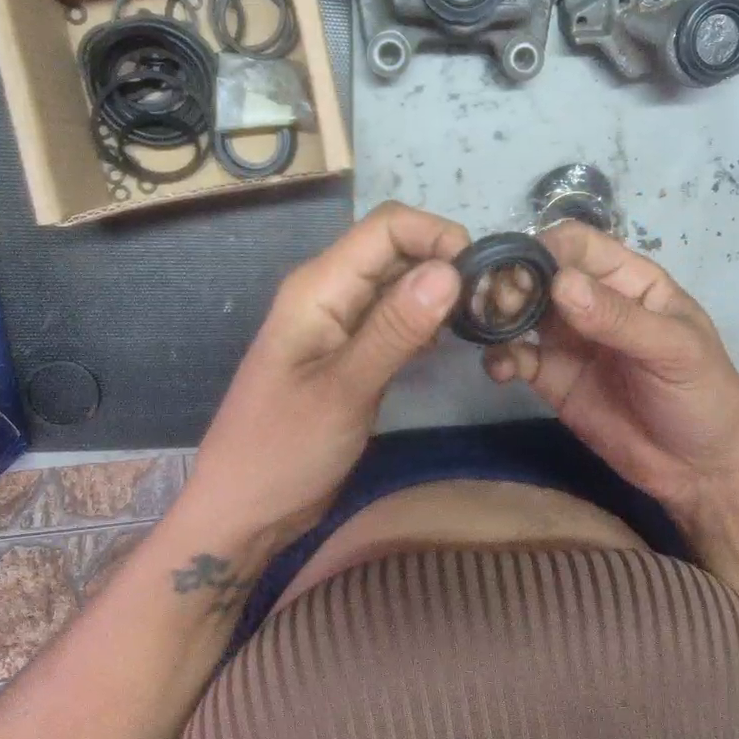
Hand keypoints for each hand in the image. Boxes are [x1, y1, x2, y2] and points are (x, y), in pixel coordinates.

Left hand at [191, 203, 469, 539]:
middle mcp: (331, 293)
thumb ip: (396, 328)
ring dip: (442, 292)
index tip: (482, 275)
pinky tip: (453, 342)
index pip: (387, 227)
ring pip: (402, 283)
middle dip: (447, 262)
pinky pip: (397, 319)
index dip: (438, 236)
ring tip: (484, 318)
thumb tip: (451, 270)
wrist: (244, 511)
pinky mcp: (355, 353)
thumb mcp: (344, 390)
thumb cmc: (283, 451)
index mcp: (318, 287)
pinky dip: (428, 322)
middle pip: (398, 249)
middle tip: (495, 302)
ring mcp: (342, 324)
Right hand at [482, 222, 738, 522]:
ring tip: (492, 329)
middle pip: (540, 274)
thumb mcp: (674, 351)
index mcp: (629, 280)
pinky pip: (516, 357)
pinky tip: (501, 370)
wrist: (699, 471)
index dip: (549, 249)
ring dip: (500, 315)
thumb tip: (560, 284)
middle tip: (498, 301)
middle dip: (514, 281)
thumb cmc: (702, 396)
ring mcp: (569, 340)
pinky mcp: (551, 379)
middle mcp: (592, 301)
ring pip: (521, 312)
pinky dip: (500, 358)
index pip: (579, 245)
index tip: (524, 270)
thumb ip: (619, 318)